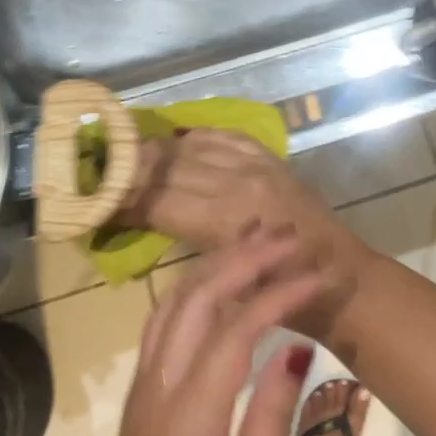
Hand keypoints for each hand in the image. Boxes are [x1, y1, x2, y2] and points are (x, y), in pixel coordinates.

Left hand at [109, 230, 324, 435]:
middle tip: (290, 236)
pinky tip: (216, 280)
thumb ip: (270, 424)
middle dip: (245, 259)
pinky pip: (160, 322)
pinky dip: (192, 288)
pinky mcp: (136, 398)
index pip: (236, 329)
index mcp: (188, 419)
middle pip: (196, 299)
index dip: (279, 293)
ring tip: (255, 237)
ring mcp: (138, 391)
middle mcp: (154, 390)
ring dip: (214, 264)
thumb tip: (294, 348)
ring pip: (171, 302)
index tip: (321, 273)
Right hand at [117, 129, 372, 336]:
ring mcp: (258, 167)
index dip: (124, 199)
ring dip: (161, 150)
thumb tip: (145, 221)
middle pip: (172, 168)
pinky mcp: (273, 161)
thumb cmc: (284, 300)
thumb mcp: (226, 285)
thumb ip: (185, 246)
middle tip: (101, 170)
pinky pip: (230, 137)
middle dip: (133, 169)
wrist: (341, 280)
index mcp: (224, 219)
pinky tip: (182, 136)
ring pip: (196, 148)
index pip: (159, 201)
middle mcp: (238, 183)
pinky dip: (203, 135)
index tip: (94, 199)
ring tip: (130, 151)